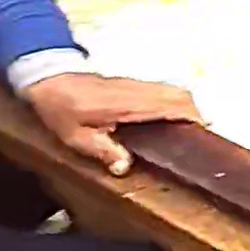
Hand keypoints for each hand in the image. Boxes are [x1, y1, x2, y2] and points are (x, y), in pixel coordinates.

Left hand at [23, 73, 201, 175]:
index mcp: (132, 106)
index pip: (175, 107)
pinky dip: (178, 101)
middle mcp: (143, 93)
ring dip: (189, 107)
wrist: (51, 81)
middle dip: (196, 114)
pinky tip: (172, 113)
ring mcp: (142, 86)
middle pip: (183, 97)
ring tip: (187, 125)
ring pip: (179, 91)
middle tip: (195, 134)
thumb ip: (103, 151)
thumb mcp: (76, 137)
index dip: (192, 119)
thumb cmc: (63, 111)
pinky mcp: (140, 84)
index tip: (198, 135)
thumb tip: (125, 169)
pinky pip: (169, 89)